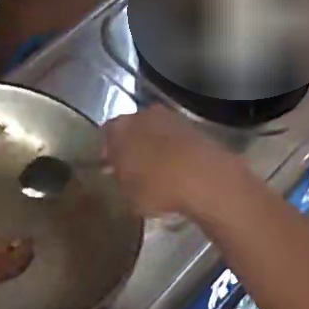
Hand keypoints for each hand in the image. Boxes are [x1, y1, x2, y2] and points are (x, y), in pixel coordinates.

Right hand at [102, 106, 252, 220]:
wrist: (202, 176)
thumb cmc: (156, 187)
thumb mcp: (127, 194)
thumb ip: (120, 179)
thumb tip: (120, 172)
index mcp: (118, 129)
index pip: (105, 135)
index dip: (106, 152)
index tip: (109, 168)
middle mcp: (141, 115)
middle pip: (130, 129)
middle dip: (129, 146)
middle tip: (131, 168)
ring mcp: (169, 117)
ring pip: (153, 130)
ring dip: (151, 146)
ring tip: (154, 169)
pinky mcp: (192, 126)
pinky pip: (173, 138)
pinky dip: (170, 149)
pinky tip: (173, 167)